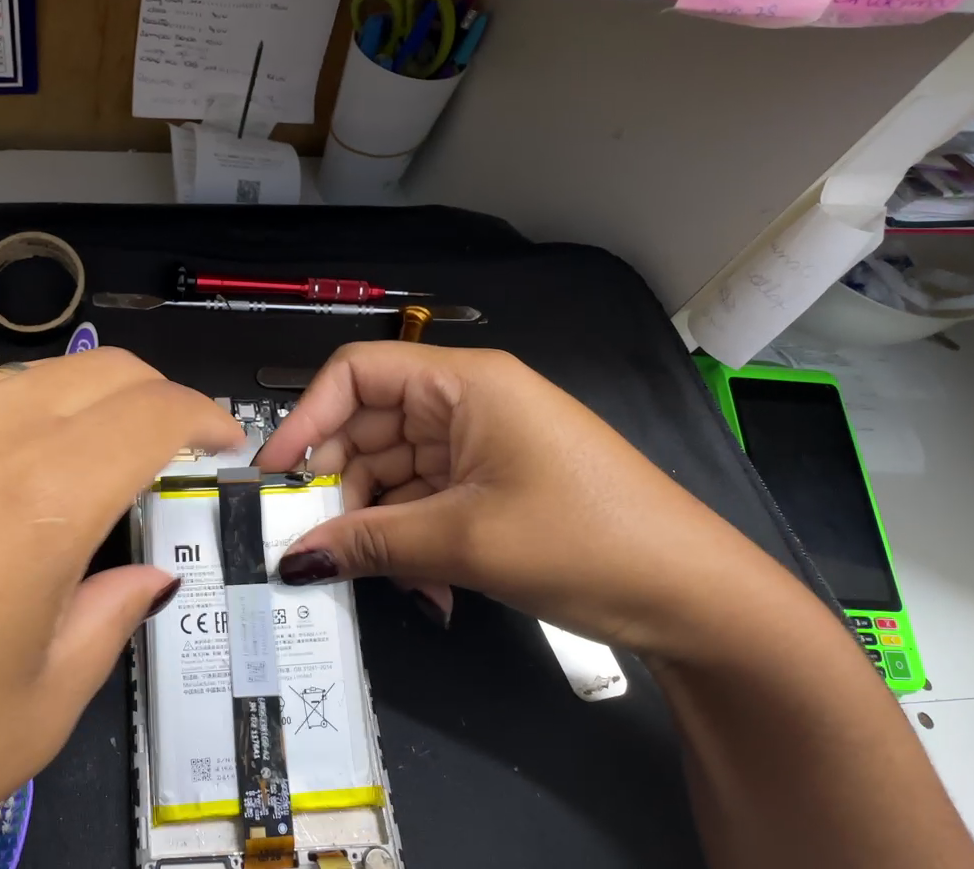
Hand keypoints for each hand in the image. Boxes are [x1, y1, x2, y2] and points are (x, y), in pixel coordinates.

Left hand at [0, 348, 241, 868]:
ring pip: (27, 381)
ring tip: (94, 478)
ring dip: (81, 407)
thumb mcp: (26, 715)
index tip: (226, 446)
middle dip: (155, 397)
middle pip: (95, 371)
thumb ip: (103, 620)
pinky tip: (2, 497)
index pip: (153, 412)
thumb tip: (144, 574)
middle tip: (174, 457)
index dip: (205, 418)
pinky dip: (16, 426)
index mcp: (39, 494)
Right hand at [252, 343, 805, 660]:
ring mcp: (482, 444)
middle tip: (318, 544)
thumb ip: (369, 543)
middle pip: (369, 429)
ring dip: (382, 529)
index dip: (306, 417)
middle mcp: (467, 402)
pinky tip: (427, 591)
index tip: (273, 473)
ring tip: (392, 583)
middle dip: (343, 488)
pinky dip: (413, 542)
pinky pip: (427, 501)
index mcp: (464, 382)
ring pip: (395, 473)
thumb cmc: (585, 541)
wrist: (700, 601)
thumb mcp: (464, 541)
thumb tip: (292, 560)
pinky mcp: (494, 484)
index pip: (356, 373)